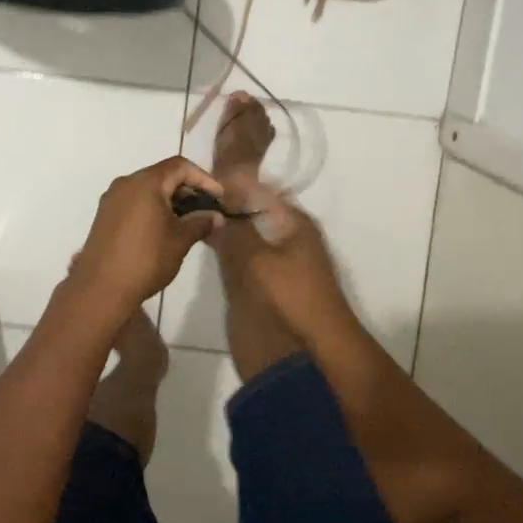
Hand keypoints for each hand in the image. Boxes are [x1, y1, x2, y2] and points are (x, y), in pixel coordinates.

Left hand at [73, 157, 224, 309]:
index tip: (219, 197)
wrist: (101, 287)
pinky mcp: (104, 213)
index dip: (203, 178)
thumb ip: (200, 223)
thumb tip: (217, 217)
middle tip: (206, 208)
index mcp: (146, 183)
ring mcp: (112, 198)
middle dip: (187, 188)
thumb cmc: (146, 260)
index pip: (180, 166)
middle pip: (162, 174)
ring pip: (147, 187)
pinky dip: (152, 206)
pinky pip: (134, 199)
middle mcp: (126, 183)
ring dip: (169, 198)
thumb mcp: (180, 241)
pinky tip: (164, 226)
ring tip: (187, 219)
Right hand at [211, 183, 355, 342]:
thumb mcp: (257, 260)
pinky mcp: (288, 267)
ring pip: (257, 227)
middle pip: (257, 206)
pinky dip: (242, 243)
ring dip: (234, 226)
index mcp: (293, 218)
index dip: (230, 185)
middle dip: (230, 206)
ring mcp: (294, 248)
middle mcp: (296, 227)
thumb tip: (214, 209)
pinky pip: (259, 244)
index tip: (204, 189)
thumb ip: (234, 232)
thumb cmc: (292, 293)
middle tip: (199, 207)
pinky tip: (222, 247)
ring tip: (206, 225)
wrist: (323, 337)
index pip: (257, 187)